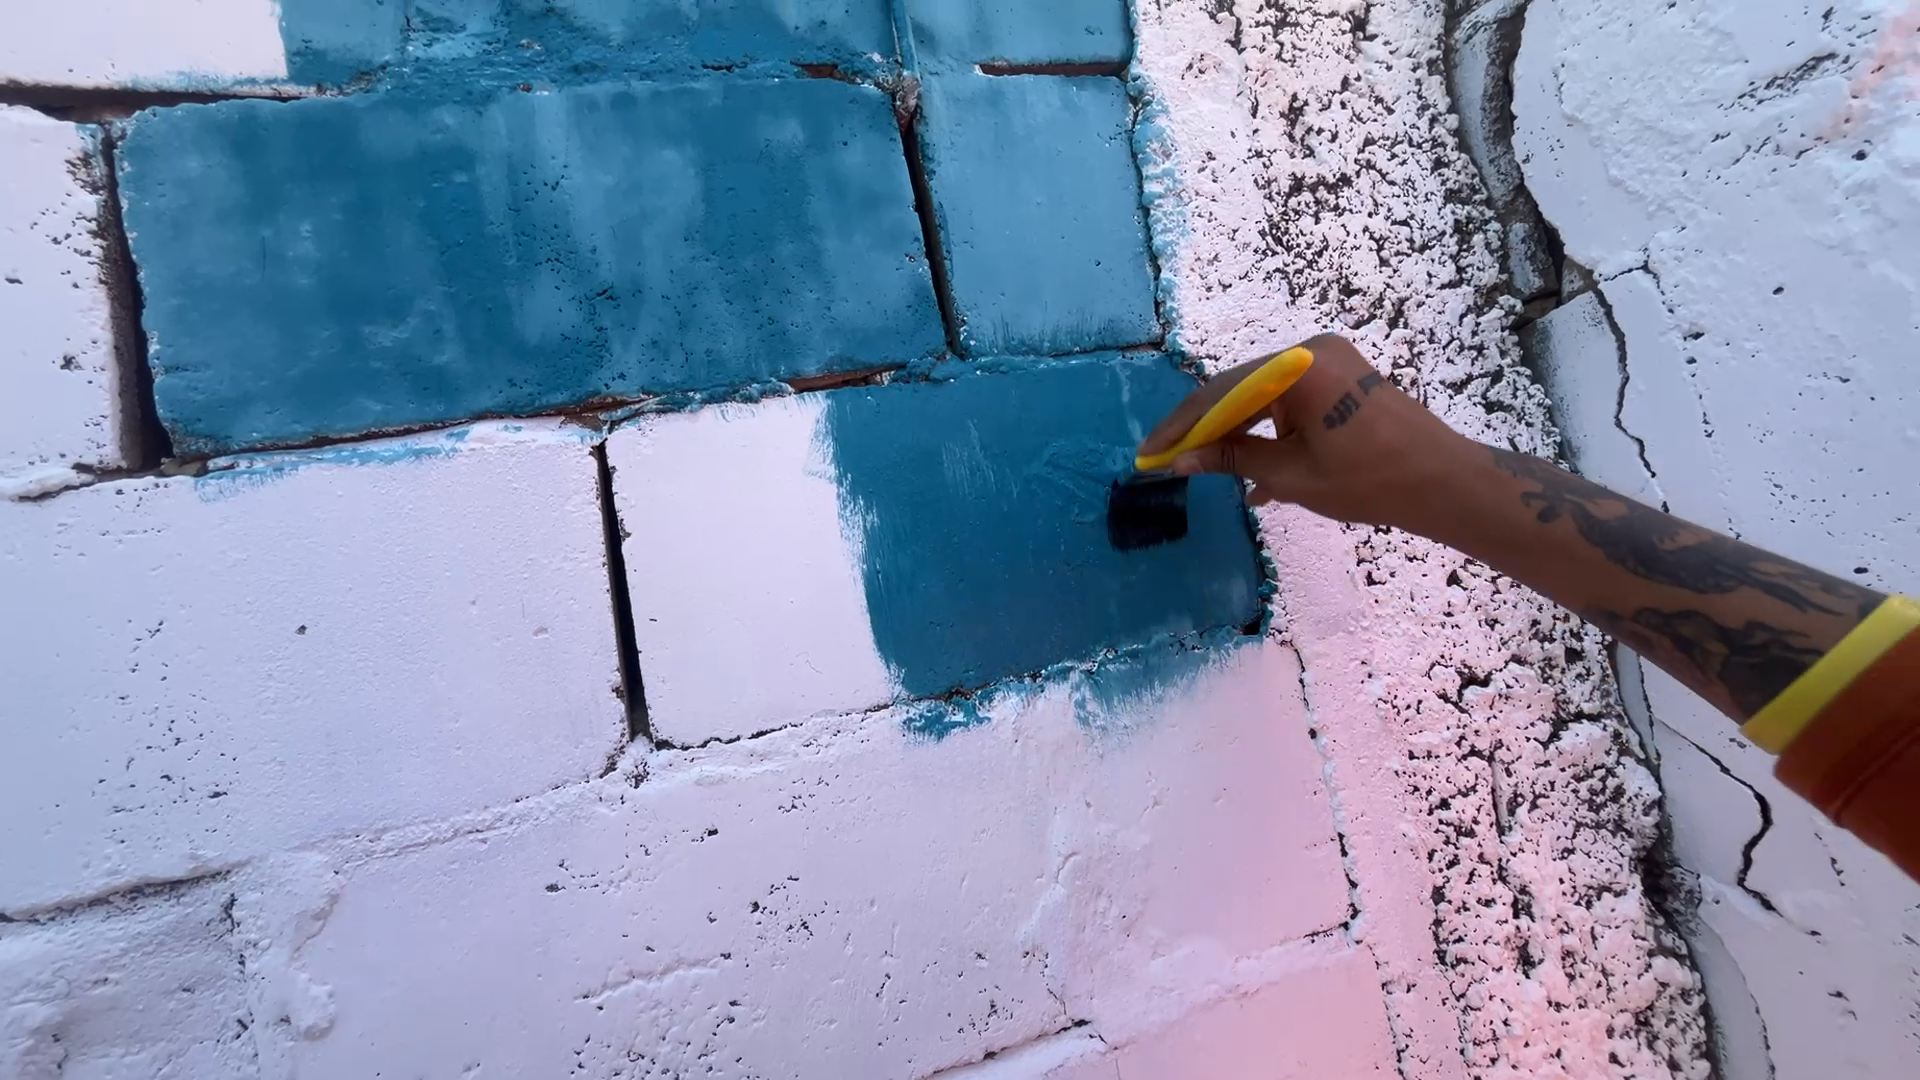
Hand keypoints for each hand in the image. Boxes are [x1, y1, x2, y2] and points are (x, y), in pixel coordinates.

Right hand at [1137, 334, 1475, 531]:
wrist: (1445, 483)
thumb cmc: (1369, 480)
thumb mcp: (1290, 475)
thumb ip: (1231, 459)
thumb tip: (1181, 461)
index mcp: (1298, 367)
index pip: (1220, 394)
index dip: (1180, 427)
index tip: (1150, 453)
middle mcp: (1310, 350)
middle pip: (1237, 390)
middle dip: (1203, 429)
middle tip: (1170, 459)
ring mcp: (1328, 360)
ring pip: (1260, 397)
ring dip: (1234, 434)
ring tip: (1208, 471)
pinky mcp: (1340, 376)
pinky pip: (1287, 400)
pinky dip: (1267, 432)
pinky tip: (1254, 474)